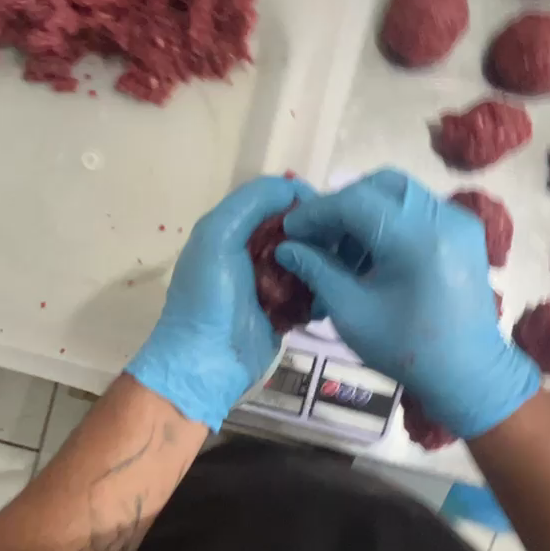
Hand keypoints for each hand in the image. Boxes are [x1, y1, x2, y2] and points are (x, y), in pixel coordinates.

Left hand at [126, 175, 316, 429]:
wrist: (206, 364)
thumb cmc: (208, 297)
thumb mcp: (219, 236)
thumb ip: (252, 202)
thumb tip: (294, 186)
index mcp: (232, 230)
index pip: (274, 201)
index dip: (299, 200)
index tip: (325, 210)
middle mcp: (251, 253)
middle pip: (295, 230)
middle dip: (317, 232)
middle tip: (341, 240)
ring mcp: (269, 285)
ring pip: (308, 261)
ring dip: (323, 262)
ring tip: (343, 265)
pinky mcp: (284, 314)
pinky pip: (311, 294)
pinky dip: (322, 291)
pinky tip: (335, 290)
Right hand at [277, 169, 538, 438]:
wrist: (469, 373)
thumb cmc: (406, 351)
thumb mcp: (351, 312)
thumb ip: (317, 271)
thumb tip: (286, 248)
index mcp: (416, 238)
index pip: (355, 201)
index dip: (316, 213)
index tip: (289, 231)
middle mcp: (442, 217)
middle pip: (380, 185)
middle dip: (341, 205)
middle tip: (315, 236)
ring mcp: (458, 221)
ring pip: (399, 194)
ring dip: (363, 214)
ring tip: (340, 254)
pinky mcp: (463, 231)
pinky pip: (416, 210)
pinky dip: (387, 222)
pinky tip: (369, 257)